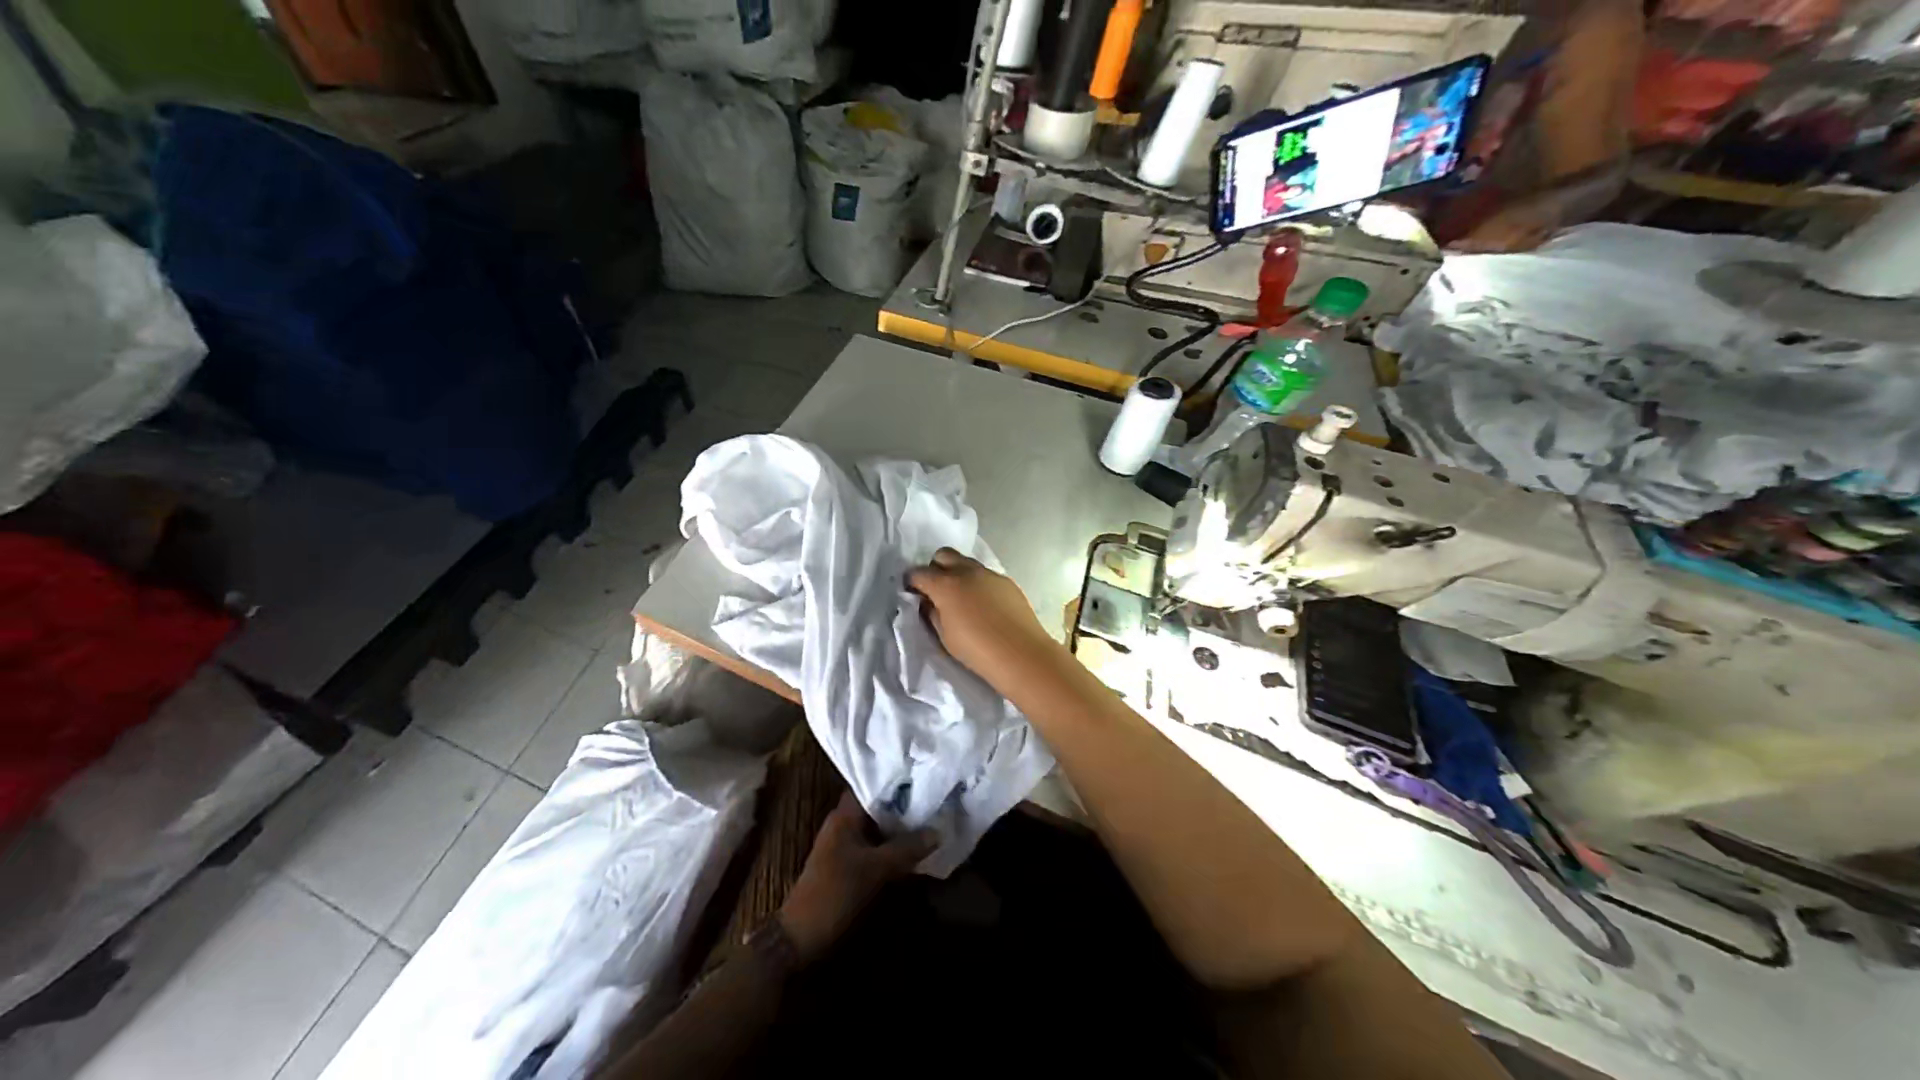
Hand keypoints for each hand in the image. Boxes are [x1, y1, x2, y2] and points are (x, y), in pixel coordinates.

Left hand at [777, 792, 934, 962]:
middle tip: (935, 799)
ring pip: (878, 828)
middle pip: (877, 807)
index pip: (871, 785)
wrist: (802, 936)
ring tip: (932, 821)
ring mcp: (845, 846)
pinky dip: (892, 846)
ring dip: (900, 828)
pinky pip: (876, 847)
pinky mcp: (848, 865)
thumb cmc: (835, 893)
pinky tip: (915, 849)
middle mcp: (843, 825)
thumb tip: (937, 831)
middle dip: (904, 805)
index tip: (923, 775)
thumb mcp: (875, 869)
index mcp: (844, 816)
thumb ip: (906, 848)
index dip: (895, 779)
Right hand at [906, 548, 1066, 698]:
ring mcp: (989, 574)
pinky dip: (977, 582)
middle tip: (936, 589)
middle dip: (935, 567)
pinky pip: (984, 574)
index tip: (913, 592)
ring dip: (957, 573)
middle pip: (943, 555)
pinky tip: (983, 604)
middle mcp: (966, 572)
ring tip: (961, 597)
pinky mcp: (1006, 581)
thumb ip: (932, 613)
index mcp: (945, 585)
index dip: (912, 582)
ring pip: (966, 562)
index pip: (919, 573)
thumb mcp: (944, 636)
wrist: (1021, 653)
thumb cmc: (976, 649)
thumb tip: (928, 602)